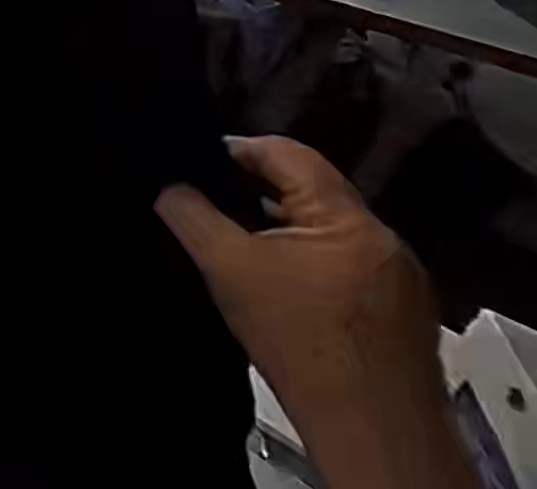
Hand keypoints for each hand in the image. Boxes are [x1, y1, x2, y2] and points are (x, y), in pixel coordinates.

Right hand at [157, 136, 476, 488]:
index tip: (192, 160)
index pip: (290, 155)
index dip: (236, 148)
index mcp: (349, 222)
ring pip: (320, 223)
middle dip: (251, 187)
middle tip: (201, 196)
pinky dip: (296, 249)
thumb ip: (187, 210)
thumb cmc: (292, 330)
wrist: (364, 418)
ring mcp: (396, 275)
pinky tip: (267, 272)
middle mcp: (383, 240)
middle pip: (308, 188)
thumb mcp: (223, 262)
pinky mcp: (394, 304)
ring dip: (273, 220)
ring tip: (228, 234)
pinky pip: (336, 254)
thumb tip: (169, 183)